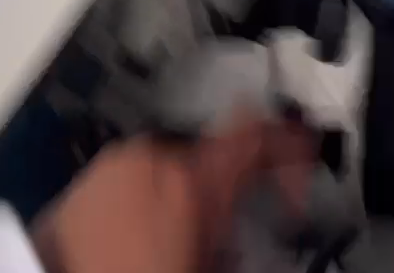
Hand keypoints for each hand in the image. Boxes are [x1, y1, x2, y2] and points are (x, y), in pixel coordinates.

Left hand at [30, 117, 317, 272]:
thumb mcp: (204, 264)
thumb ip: (237, 235)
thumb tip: (257, 225)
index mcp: (189, 179)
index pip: (254, 135)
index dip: (288, 143)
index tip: (304, 152)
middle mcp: (153, 157)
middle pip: (213, 158)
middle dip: (229, 191)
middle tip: (230, 240)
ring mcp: (117, 162)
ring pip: (173, 169)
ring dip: (188, 197)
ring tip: (182, 248)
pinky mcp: (89, 178)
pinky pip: (138, 177)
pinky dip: (153, 198)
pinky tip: (146, 240)